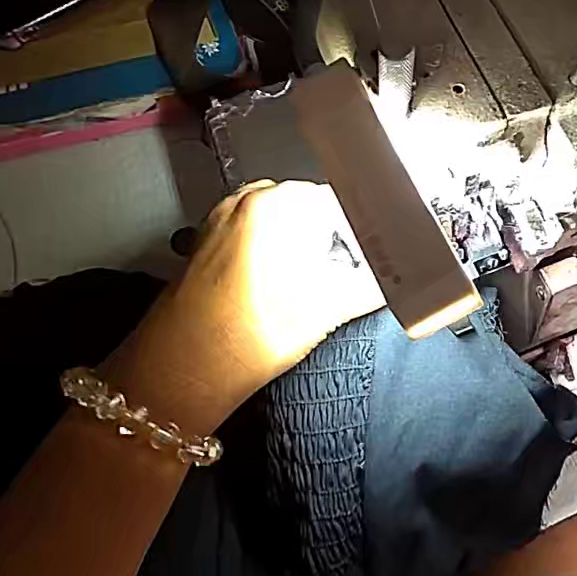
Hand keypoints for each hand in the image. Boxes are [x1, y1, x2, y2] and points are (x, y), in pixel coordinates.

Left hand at [104, 181, 385, 432]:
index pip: (335, 200)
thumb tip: (399, 281)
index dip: (363, 226)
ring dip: (308, 244)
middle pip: (309, 208)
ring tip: (327, 278)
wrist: (177, 375)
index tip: (381, 251)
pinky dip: (280, 250)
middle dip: (336, 234)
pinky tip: (290, 284)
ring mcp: (221, 221)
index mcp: (270, 207)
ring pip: (283, 222)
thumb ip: (366, 289)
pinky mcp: (209, 245)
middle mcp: (242, 202)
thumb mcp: (321, 314)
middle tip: (358, 267)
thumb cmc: (248, 339)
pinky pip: (259, 234)